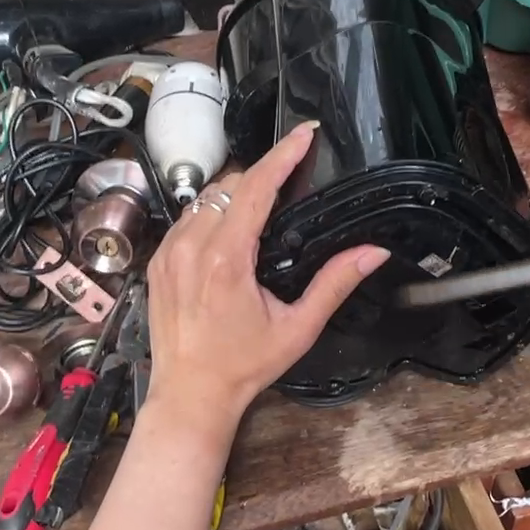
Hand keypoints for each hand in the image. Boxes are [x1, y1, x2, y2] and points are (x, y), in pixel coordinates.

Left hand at [144, 121, 389, 425]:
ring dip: (234, 194)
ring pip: (204, 198)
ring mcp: (167, 252)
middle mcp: (190, 247)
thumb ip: (335, 283)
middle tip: (290, 183)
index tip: (304, 134)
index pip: (255, 187)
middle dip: (261, 176)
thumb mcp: (298, 327)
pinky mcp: (156, 262)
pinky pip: (186, 219)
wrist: (190, 394)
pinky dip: (210, 214)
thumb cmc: (244, 365)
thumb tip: (373, 252)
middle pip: (229, 185)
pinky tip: (229, 233)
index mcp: (226, 259)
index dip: (282, 155)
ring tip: (262, 209)